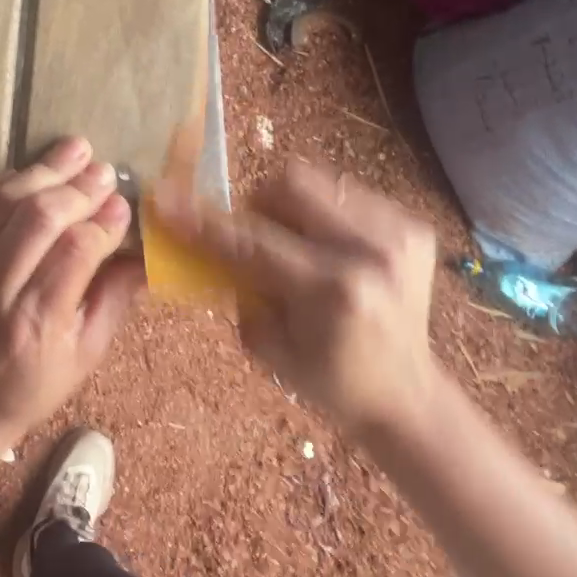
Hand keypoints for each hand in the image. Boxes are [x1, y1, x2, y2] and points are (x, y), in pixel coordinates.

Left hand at [0, 137, 144, 455]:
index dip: (103, 221)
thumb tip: (144, 249)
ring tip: (72, 151)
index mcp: (35, 325)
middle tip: (102, 170)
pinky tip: (21, 174)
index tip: (122, 204)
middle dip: (77, 188)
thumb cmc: (28, 388)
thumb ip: (114, 298)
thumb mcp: (84, 356)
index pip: (76, 252)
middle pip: (37, 219)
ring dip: (39, 172)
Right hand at [154, 159, 439, 437]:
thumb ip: (236, 284)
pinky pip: (343, 193)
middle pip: (288, 185)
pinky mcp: (412, 227)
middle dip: (257, 204)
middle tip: (253, 235)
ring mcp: (398, 235)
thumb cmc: (328, 380)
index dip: (202, 220)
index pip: (251, 240)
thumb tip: (204, 238)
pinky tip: (327, 249)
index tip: (164, 199)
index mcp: (333, 291)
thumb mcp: (266, 343)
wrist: (407, 395)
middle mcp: (370, 252)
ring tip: (294, 244)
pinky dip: (320, 213)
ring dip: (289, 206)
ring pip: (314, 181)